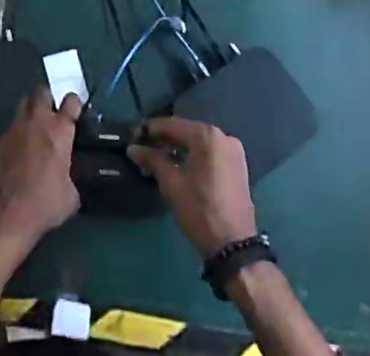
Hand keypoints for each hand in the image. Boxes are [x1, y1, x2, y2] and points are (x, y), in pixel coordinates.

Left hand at [0, 88, 81, 243]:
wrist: (13, 211)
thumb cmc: (48, 202)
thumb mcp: (72, 191)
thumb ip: (70, 170)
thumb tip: (66, 170)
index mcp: (59, 130)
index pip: (70, 102)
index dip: (74, 103)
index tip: (76, 109)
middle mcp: (38, 121)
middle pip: (41, 92)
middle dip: (48, 98)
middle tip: (54, 112)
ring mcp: (17, 127)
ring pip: (24, 103)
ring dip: (32, 109)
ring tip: (38, 125)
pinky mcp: (2, 138)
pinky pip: (14, 124)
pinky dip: (20, 128)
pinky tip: (24, 144)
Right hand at [127, 116, 258, 255]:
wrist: (234, 245)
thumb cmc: (199, 210)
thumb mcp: (171, 183)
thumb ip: (151, 159)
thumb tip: (132, 148)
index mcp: (207, 136)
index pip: (171, 125)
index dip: (150, 129)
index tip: (133, 136)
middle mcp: (223, 137)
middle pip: (186, 131)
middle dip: (164, 138)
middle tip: (143, 147)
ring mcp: (234, 151)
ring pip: (198, 141)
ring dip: (178, 146)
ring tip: (157, 156)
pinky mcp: (238, 165)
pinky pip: (209, 151)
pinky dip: (193, 154)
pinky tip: (178, 163)